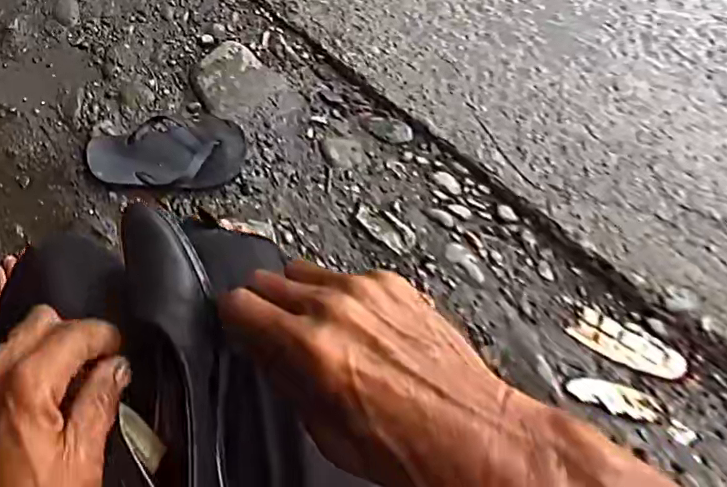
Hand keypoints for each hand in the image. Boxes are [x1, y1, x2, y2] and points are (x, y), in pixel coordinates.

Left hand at [0, 306, 129, 486]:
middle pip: (42, 320)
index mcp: (26, 380)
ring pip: (19, 334)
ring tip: (78, 374)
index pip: (72, 332)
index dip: (103, 335)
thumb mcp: (81, 461)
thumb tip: (116, 369)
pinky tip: (45, 381)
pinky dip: (26, 358)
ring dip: (49, 343)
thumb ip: (100, 403)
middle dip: (75, 333)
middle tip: (102, 359)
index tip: (119, 345)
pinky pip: (1, 358)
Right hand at [219, 261, 674, 486]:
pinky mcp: (392, 284)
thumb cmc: (422, 455)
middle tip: (277, 331)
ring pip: (299, 270)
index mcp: (312, 347)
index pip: (237, 303)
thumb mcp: (333, 438)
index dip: (232, 318)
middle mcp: (332, 307)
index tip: (238, 327)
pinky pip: (344, 276)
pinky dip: (342, 296)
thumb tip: (264, 356)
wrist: (493, 445)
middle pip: (263, 278)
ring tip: (321, 327)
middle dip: (264, 304)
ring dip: (300, 295)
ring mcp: (364, 290)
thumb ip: (288, 385)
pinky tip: (362, 327)